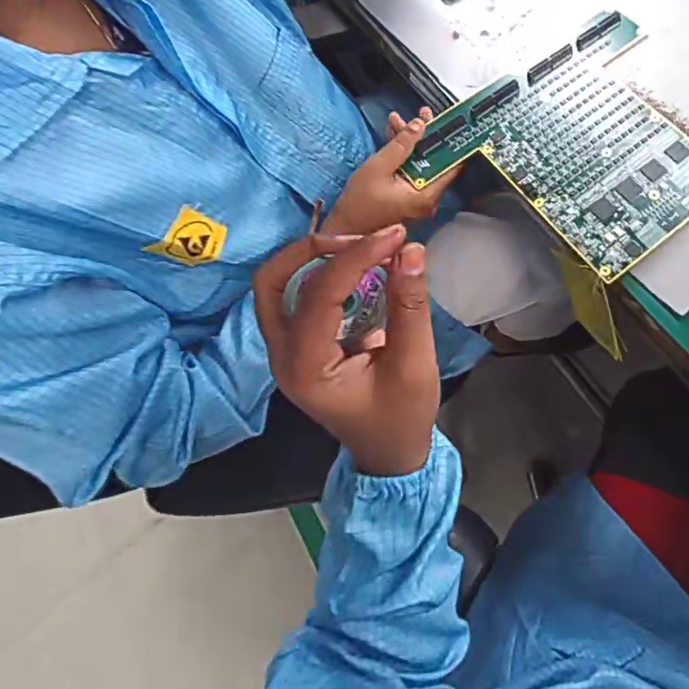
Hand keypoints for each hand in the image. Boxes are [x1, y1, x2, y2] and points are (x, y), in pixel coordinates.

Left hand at [255, 226, 440, 475]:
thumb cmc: (401, 417)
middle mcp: (282, 355)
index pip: (319, 294)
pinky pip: (292, 294)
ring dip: (312, 258)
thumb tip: (409, 250)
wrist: (388, 453)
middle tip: (362, 239)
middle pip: (272, 281)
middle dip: (315, 249)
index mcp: (306, 367)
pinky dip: (318, 272)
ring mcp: (283, 349)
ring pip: (275, 284)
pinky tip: (354, 267)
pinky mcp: (295, 343)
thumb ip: (410, 306)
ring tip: (358, 248)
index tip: (395, 236)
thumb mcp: (415, 364)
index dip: (356, 256)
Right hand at [322, 108, 461, 236]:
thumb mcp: (379, 167)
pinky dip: (402, 153)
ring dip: (410, 141)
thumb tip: (421, 123)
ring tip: (399, 118)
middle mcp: (427, 198)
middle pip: (434, 161)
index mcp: (426, 195)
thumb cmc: (360, 201)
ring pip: (420, 162)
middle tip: (421, 113)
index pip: (451, 166)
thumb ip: (401, 145)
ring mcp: (416, 196)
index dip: (452, 142)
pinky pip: (409, 169)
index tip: (452, 121)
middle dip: (424, 135)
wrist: (343, 227)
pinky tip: (393, 131)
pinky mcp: (406, 194)